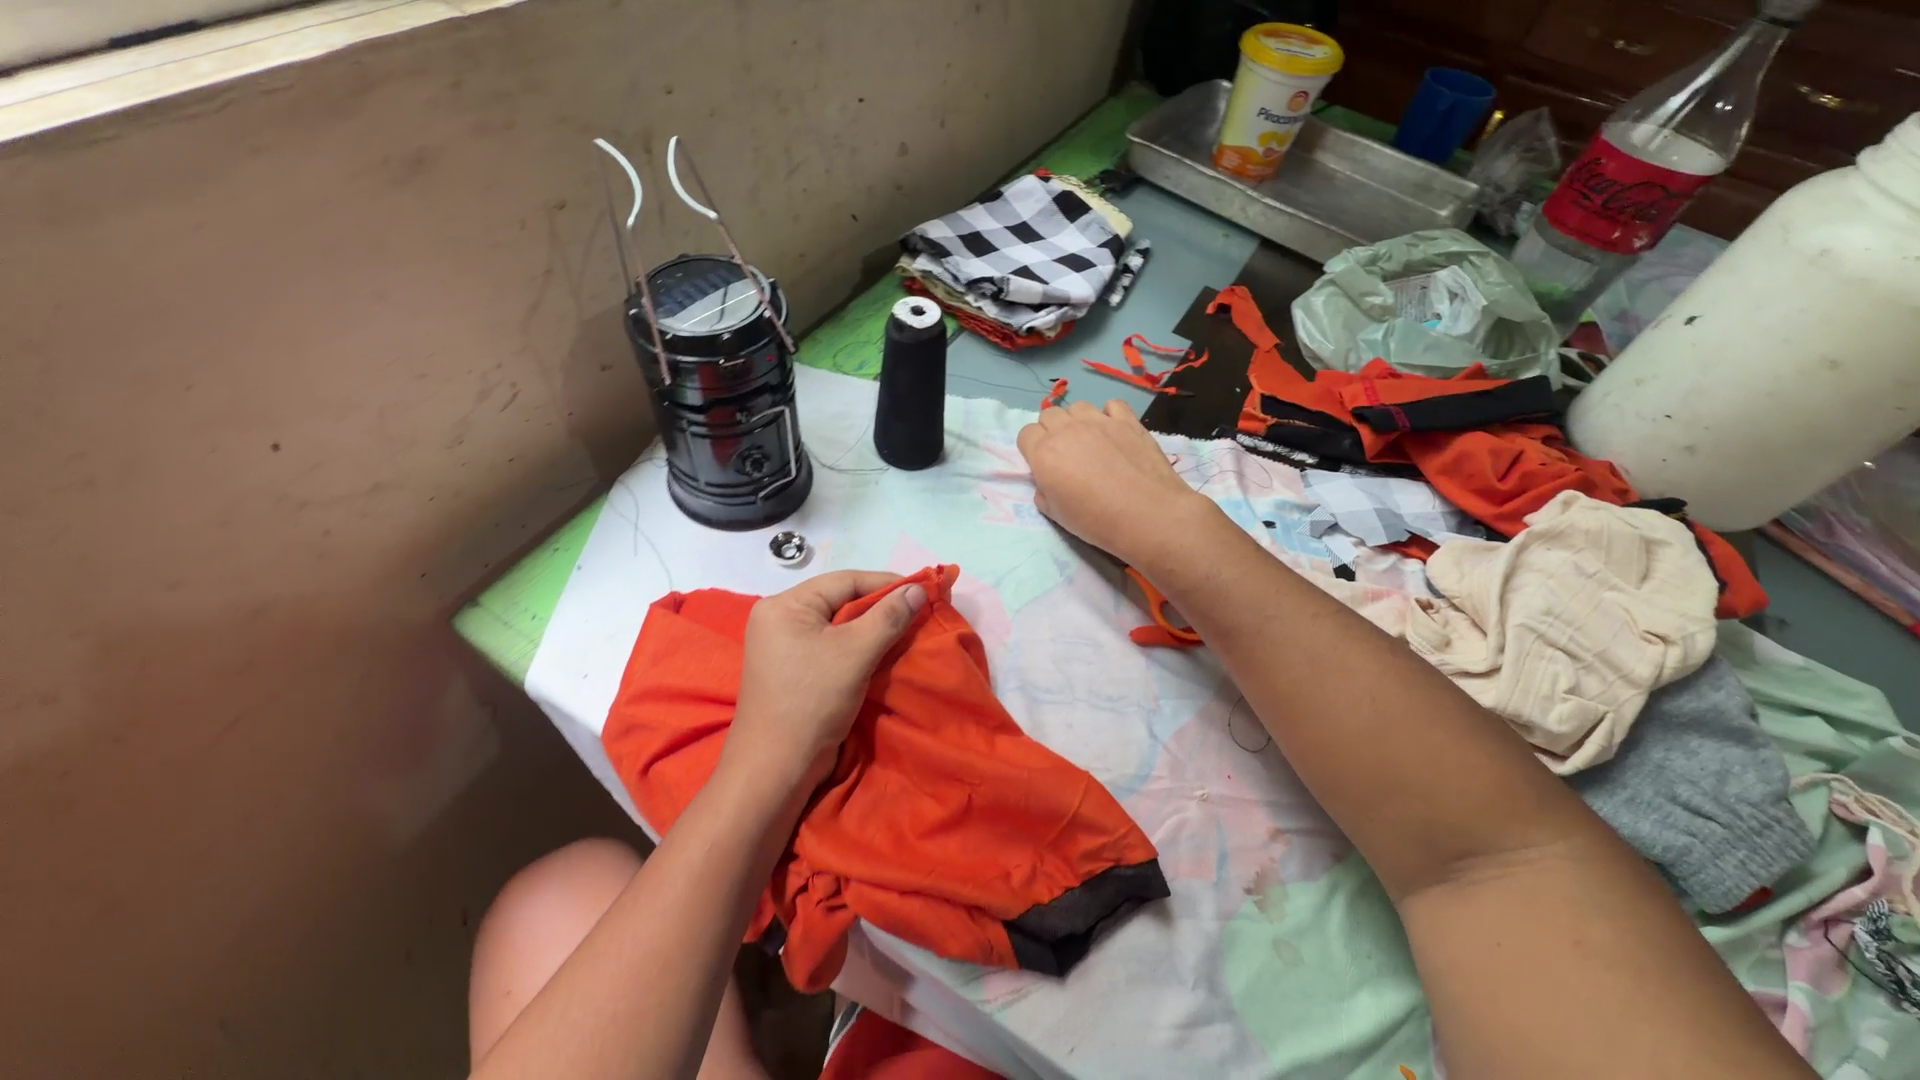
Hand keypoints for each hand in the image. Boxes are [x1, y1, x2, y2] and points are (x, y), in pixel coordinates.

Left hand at [725, 570, 928, 796]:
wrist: (777, 766)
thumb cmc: (812, 701)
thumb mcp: (855, 653)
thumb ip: (888, 617)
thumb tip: (918, 588)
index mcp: (785, 605)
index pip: (844, 581)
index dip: (886, 584)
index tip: (924, 590)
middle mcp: (780, 620)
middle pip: (840, 601)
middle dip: (881, 607)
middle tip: (920, 612)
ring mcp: (785, 647)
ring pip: (839, 627)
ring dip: (873, 630)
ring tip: (908, 632)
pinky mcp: (795, 672)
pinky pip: (832, 648)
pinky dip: (859, 649)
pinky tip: (883, 654)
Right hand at [1017, 399, 1209, 564]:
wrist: (1147, 515)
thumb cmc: (1096, 521)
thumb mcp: (1056, 515)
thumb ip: (1044, 492)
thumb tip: (1048, 483)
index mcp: (1044, 453)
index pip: (1026, 434)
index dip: (1032, 448)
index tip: (1043, 464)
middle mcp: (1067, 430)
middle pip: (1049, 414)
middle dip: (1052, 430)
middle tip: (1066, 454)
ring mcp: (1099, 421)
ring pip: (1078, 406)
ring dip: (1078, 420)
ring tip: (1090, 441)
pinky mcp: (1128, 420)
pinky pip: (1112, 405)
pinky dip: (1110, 415)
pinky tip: (1115, 431)